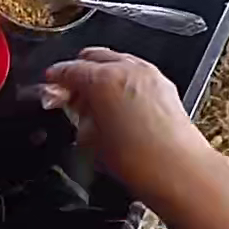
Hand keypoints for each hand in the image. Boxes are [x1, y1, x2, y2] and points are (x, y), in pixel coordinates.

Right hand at [41, 48, 228, 209]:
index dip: (55, 78)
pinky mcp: (163, 85)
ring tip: (93, 101)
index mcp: (103, 78)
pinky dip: (121, 80)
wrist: (178, 171)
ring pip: (116, 61)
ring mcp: (148, 74)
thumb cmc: (138, 160)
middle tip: (69, 94)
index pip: (69, 69)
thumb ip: (77, 114)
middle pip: (93, 57)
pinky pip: (135, 72)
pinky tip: (116, 103)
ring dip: (100, 73)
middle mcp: (127, 68)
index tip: (50, 86)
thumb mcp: (91, 139)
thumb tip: (72, 106)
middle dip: (78, 71)